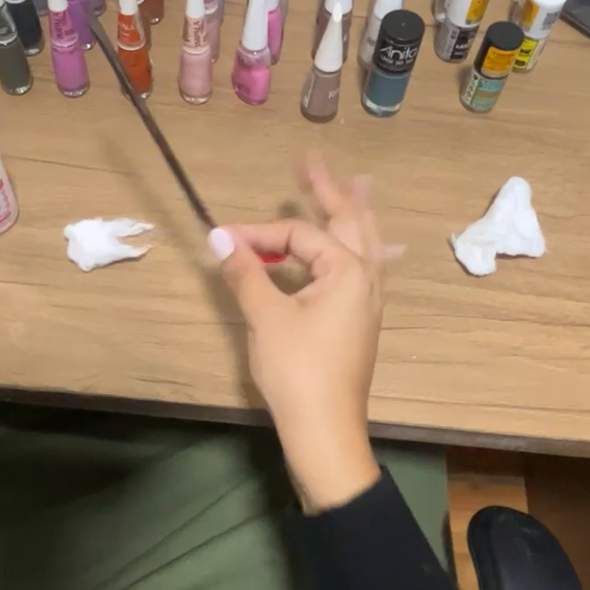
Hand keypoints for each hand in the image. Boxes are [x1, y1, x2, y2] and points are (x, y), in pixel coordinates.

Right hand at [211, 156, 392, 511]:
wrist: (325, 430)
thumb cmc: (297, 371)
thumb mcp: (265, 318)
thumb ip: (245, 273)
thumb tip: (218, 237)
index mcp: (347, 271)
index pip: (300, 237)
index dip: (259, 235)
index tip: (224, 240)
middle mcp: (366, 279)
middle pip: (349, 222)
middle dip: (329, 190)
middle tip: (313, 160)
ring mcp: (368, 301)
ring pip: (365, 244)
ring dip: (354, 213)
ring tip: (357, 184)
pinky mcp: (361, 321)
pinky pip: (366, 268)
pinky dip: (361, 247)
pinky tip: (370, 249)